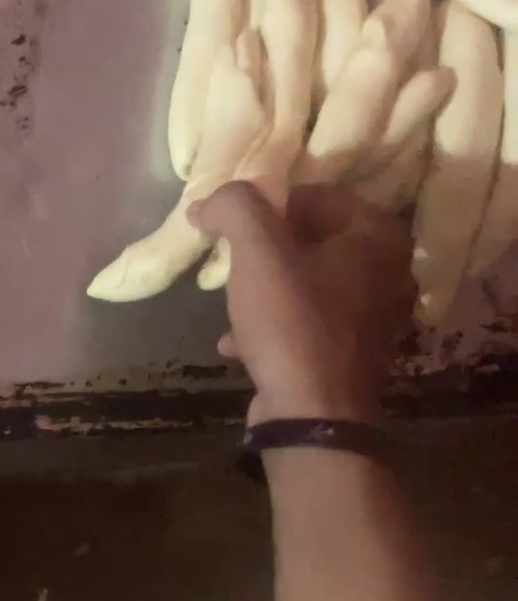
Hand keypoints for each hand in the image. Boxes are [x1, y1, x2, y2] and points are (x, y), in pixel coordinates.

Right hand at [190, 182, 414, 423]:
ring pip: (305, 281)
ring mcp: (373, 308)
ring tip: (231, 309)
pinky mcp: (351, 344)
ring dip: (262, 291)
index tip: (221, 230)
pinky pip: (306, 318)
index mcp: (375, 233)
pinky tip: (242, 342)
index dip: (261, 207)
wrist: (313, 405)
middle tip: (225, 272)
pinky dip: (271, 324)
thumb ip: (237, 213)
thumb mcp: (257, 258)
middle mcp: (388, 264)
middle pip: (309, 239)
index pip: (313, 195)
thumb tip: (212, 198)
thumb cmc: (290, 324)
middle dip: (259, 254)